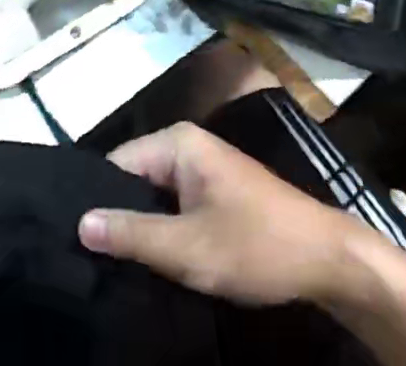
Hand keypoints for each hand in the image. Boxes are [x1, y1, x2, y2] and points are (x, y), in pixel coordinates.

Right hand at [77, 121, 376, 305]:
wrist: (330, 260)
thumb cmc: (257, 245)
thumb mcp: (188, 247)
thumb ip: (132, 234)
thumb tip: (80, 222)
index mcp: (177, 143)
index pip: (116, 164)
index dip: (97, 200)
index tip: (76, 239)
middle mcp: (187, 145)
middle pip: (134, 177)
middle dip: (119, 214)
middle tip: (94, 258)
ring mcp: (203, 167)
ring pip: (154, 194)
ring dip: (142, 225)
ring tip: (115, 262)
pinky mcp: (215, 190)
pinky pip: (174, 202)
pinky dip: (164, 227)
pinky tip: (152, 256)